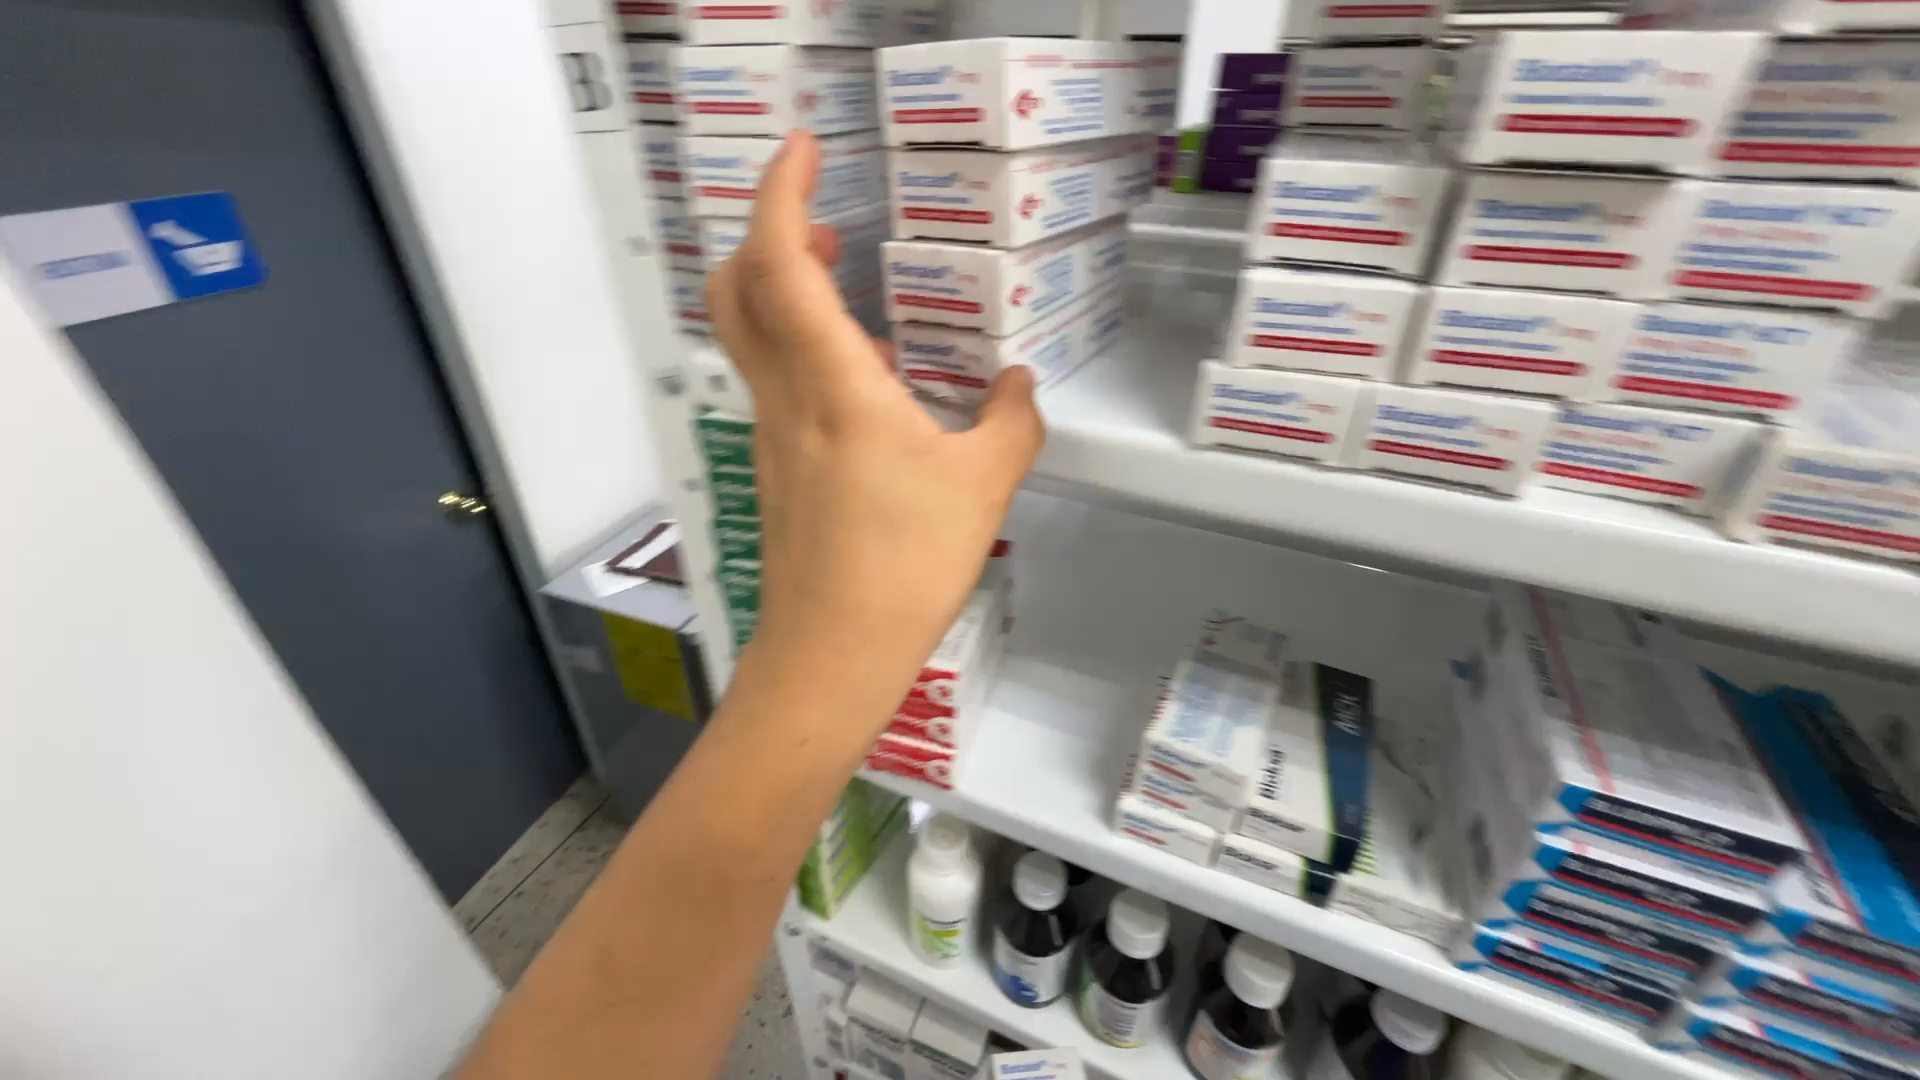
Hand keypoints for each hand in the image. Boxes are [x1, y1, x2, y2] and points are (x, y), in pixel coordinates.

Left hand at [705, 131, 1043, 719]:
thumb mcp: (983, 485)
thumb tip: (1019, 387)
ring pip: (752, 337)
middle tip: (822, 220)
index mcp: (832, 384)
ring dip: (785, 291)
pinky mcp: (777, 471)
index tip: (804, 148)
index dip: (779, 189)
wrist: (832, 652)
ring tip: (846, 283)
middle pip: (736, 289)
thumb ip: (1012, 423)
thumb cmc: (904, 565)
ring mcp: (772, 436)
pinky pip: (778, 385)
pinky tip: (865, 381)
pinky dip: (805, 351)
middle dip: (766, 233)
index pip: (777, 260)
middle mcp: (785, 399)